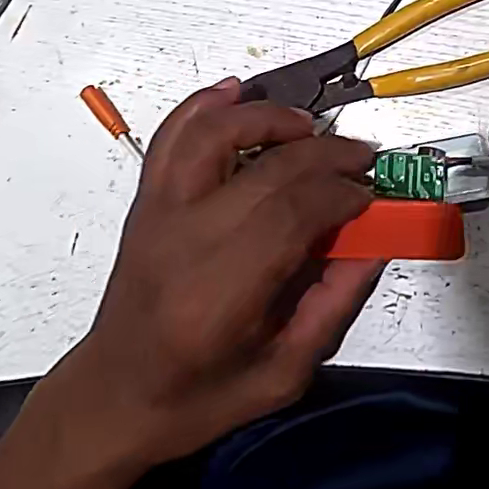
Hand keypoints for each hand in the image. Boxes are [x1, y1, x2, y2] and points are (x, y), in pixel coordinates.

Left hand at [39, 79, 380, 466]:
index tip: (368, 198)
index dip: (341, 195)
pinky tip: (236, 91)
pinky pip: (171, 136)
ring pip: (213, 135)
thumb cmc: (196, 397)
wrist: (113, 395)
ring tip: (309, 127)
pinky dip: (204, 104)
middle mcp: (184, 242)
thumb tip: (374, 243)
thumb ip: (333, 305)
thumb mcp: (283, 374)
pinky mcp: (145, 201)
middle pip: (268, 171)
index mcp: (219, 295)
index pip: (293, 214)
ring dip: (269, 118)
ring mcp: (158, 214)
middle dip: (327, 155)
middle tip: (360, 160)